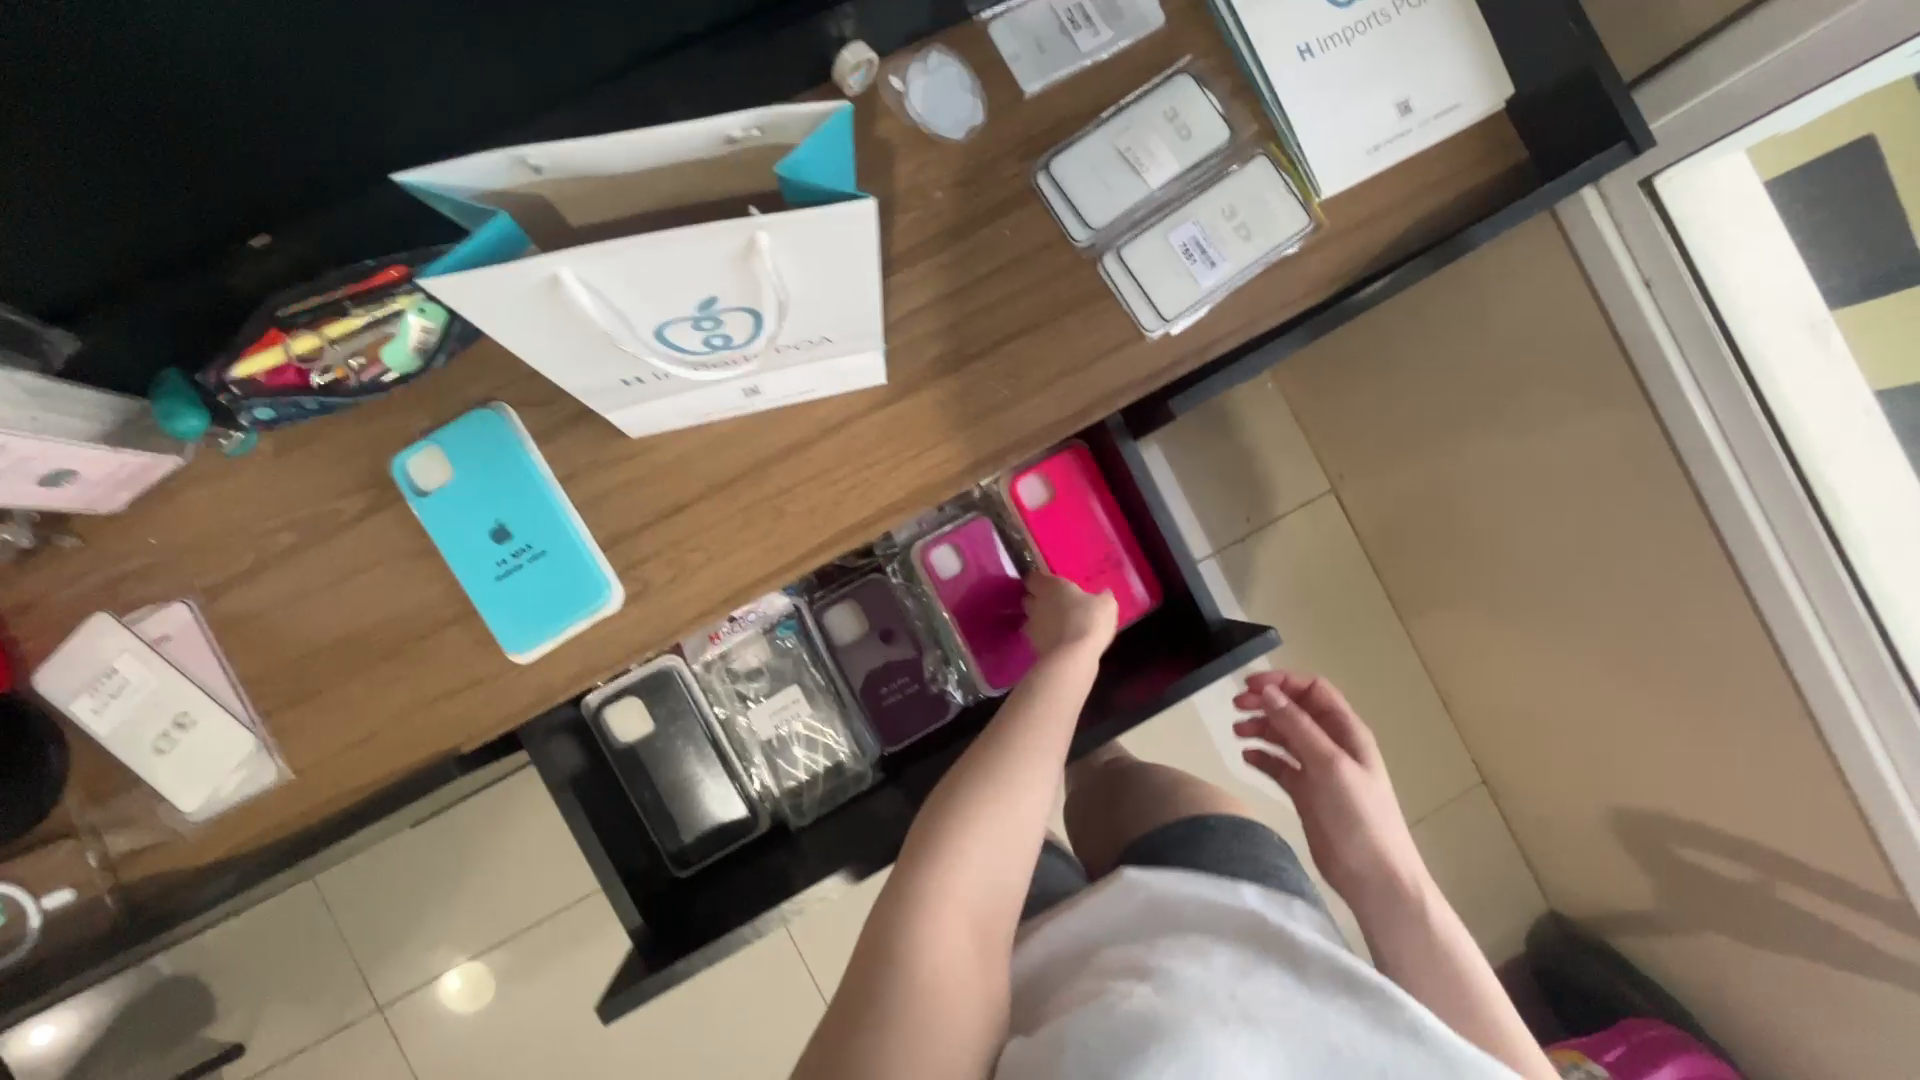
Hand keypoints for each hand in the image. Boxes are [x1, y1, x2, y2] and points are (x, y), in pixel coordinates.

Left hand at [1022, 572, 1117, 658]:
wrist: (1073, 656)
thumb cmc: (1089, 620)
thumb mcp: (1106, 605)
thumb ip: (1102, 597)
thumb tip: (1104, 593)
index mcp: (1050, 586)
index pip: (1033, 577)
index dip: (1039, 579)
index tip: (1048, 582)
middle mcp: (1036, 602)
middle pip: (1028, 597)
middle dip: (1037, 599)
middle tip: (1053, 603)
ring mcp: (1031, 624)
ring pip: (1030, 617)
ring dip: (1039, 619)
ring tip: (1055, 624)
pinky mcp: (1032, 644)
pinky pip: (1036, 636)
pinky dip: (1043, 636)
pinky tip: (1056, 640)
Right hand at [1232, 672, 1430, 917]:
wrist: (1374, 876)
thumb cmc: (1359, 816)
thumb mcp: (1329, 765)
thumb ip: (1298, 727)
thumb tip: (1268, 691)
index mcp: (1347, 732)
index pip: (1313, 690)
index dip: (1282, 682)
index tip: (1249, 685)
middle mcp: (1331, 745)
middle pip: (1294, 710)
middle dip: (1265, 703)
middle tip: (1235, 707)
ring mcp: (1318, 769)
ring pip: (1284, 736)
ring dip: (1260, 728)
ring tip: (1237, 733)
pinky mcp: (1305, 793)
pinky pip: (1279, 765)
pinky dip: (1262, 757)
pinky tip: (1247, 758)